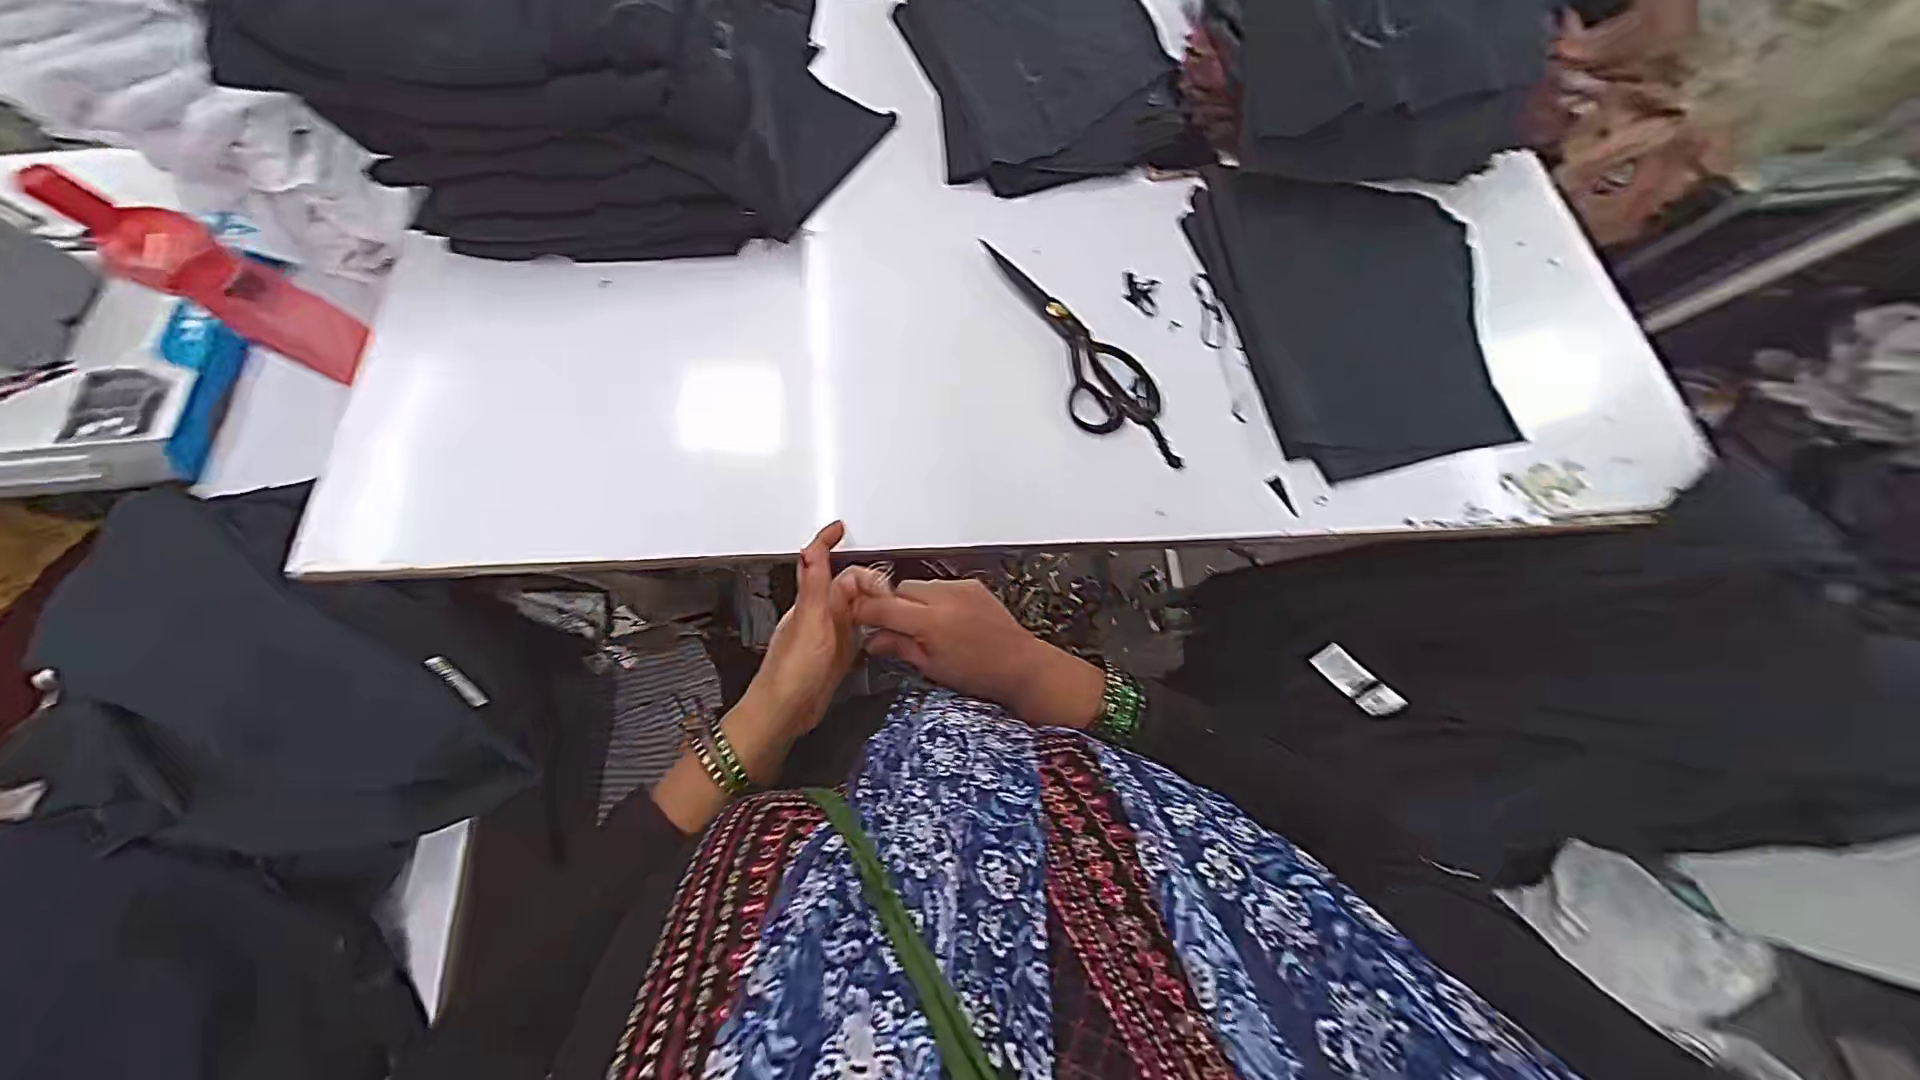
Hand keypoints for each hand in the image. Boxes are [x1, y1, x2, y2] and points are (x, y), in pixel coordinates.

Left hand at [653, 522, 870, 833]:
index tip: (838, 527)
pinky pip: (856, 628)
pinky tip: (877, 626)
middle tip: (886, 582)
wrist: (785, 712)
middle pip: (843, 582)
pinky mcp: (837, 652)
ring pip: (851, 604)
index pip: (817, 561)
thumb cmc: (791, 673)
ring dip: (870, 596)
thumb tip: (812, 548)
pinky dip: (870, 620)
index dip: (826, 541)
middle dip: (865, 575)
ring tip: (889, 598)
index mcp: (810, 601)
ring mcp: (828, 633)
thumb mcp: (810, 622)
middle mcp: (819, 613)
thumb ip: (815, 585)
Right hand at [849, 577, 1104, 728]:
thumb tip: (874, 640)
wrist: (1021, 665)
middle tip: (895, 627)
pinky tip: (946, 618)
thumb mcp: (932, 667)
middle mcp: (944, 599)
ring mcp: (960, 588)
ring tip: (925, 625)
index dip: (864, 611)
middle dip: (892, 605)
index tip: (857, 616)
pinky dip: (936, 598)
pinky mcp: (972, 585)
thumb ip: (899, 647)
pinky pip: (942, 585)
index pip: (882, 607)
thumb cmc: (980, 673)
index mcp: (929, 623)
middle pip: (899, 589)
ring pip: (919, 585)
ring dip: (914, 601)